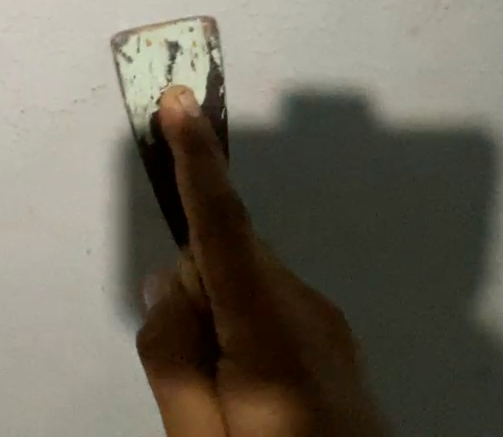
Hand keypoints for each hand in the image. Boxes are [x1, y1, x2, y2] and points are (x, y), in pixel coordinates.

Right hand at [137, 87, 390, 435]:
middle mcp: (309, 311)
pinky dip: (242, 329)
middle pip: (223, 257)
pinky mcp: (337, 342)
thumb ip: (172, 356)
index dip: (197, 162)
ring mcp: (330, 326)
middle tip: (193, 378)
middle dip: (193, 291)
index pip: (224, 228)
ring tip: (226, 401)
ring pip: (242, 281)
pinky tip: (253, 398)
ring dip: (216, 317)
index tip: (180, 101)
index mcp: (271, 334)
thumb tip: (166, 281)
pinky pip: (266, 304)